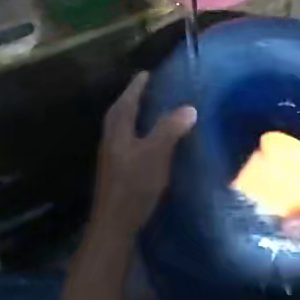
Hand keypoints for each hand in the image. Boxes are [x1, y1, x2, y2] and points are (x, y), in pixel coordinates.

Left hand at [87, 71, 196, 242]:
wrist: (114, 226)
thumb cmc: (134, 187)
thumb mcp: (155, 155)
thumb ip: (170, 130)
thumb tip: (189, 107)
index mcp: (117, 133)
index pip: (126, 102)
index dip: (136, 87)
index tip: (146, 73)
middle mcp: (111, 142)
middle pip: (119, 115)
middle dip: (131, 100)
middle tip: (147, 90)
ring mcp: (111, 160)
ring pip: (121, 131)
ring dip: (134, 118)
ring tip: (150, 113)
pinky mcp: (117, 175)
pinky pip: (127, 145)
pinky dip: (138, 136)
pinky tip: (150, 145)